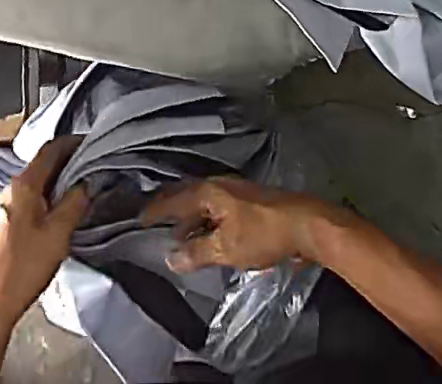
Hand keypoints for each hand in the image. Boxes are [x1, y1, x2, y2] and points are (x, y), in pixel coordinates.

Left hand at [0, 135, 88, 328]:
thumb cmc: (25, 264)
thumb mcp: (60, 229)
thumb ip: (77, 198)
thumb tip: (88, 179)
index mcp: (24, 184)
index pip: (52, 148)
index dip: (76, 141)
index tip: (99, 142)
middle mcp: (12, 189)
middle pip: (45, 162)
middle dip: (72, 159)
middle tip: (98, 163)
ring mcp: (7, 206)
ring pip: (40, 179)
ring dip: (63, 177)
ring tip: (88, 183)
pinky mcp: (7, 221)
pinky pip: (34, 195)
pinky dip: (53, 192)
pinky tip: (67, 205)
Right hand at [141, 177, 343, 273]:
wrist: (304, 224)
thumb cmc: (262, 233)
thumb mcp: (225, 248)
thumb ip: (196, 252)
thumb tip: (170, 256)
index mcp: (211, 191)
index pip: (175, 199)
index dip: (156, 210)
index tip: (137, 219)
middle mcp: (222, 186)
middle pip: (189, 196)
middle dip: (171, 208)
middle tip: (152, 221)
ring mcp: (237, 192)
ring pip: (204, 203)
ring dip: (189, 217)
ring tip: (176, 236)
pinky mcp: (249, 203)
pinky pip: (217, 208)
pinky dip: (205, 220)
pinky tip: (205, 235)